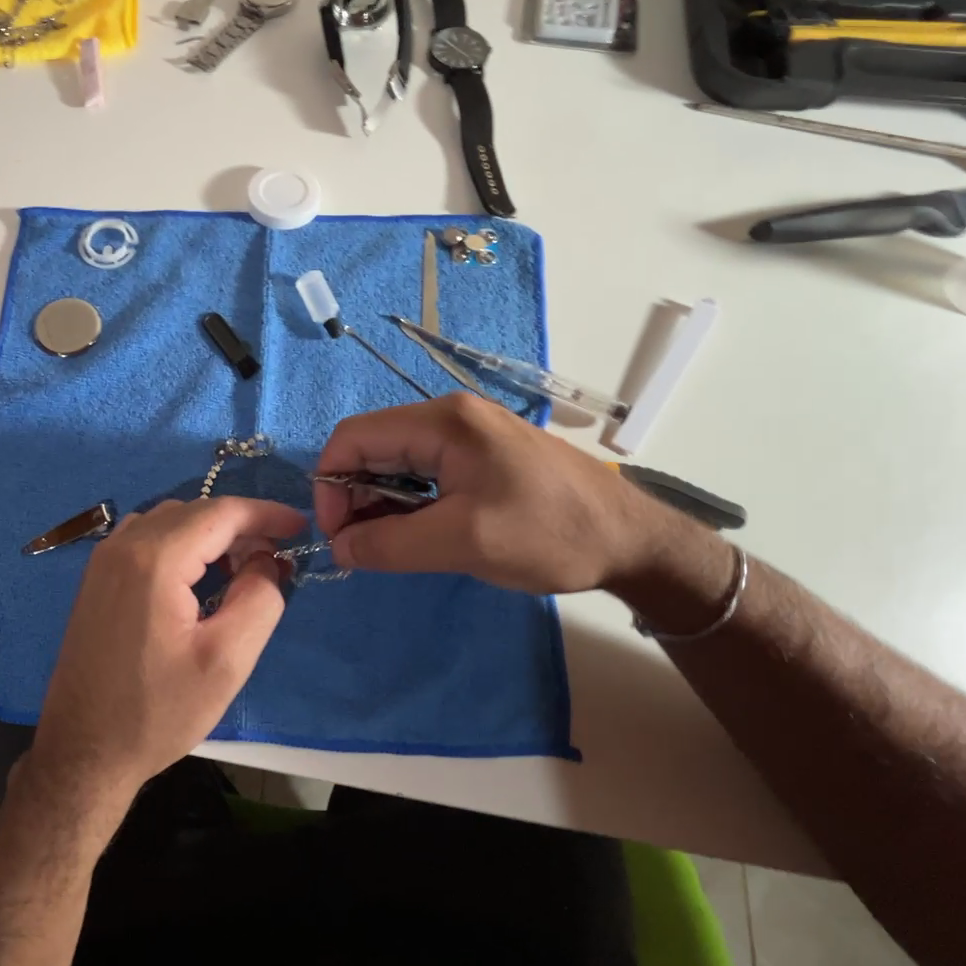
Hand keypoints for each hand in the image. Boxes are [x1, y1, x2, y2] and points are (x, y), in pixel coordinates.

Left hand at [31, 497, 306, 800]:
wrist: (83, 749)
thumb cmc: (158, 710)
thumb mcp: (226, 661)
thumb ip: (259, 599)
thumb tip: (266, 562)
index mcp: (153, 558)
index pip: (220, 512)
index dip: (265, 514)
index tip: (299, 527)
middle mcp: (122, 545)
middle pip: (193, 512)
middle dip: (240, 526)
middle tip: (276, 556)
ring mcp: (102, 561)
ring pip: (169, 522)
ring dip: (209, 534)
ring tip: (243, 566)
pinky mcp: (96, 580)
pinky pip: (146, 540)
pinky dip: (181, 545)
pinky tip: (199, 577)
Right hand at [313, 394, 664, 593]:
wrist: (635, 542)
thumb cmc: (550, 534)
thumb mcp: (463, 543)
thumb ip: (390, 545)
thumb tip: (339, 549)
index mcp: (443, 422)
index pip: (353, 437)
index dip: (330, 484)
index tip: (338, 535)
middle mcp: (451, 416)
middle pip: (372, 447)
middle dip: (354, 497)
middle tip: (362, 547)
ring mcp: (469, 434)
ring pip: (397, 462)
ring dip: (381, 504)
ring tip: (391, 546)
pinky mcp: (483, 455)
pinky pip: (425, 472)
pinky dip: (409, 503)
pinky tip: (419, 534)